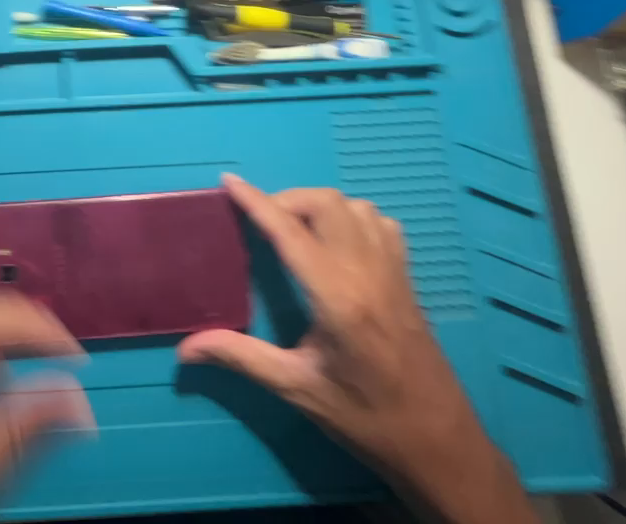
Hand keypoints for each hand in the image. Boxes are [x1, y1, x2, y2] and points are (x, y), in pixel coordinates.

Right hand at [179, 175, 534, 523]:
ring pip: (355, 207)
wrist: (440, 443)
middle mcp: (367, 272)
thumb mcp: (297, 389)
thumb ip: (241, 357)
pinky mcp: (408, 279)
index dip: (256, 202)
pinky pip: (380, 225)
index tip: (229, 182)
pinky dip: (353, 219)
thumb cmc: (366, 418)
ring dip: (320, 207)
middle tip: (260, 221)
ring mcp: (393, 272)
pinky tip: (338, 243)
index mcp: (337, 297)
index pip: (289, 232)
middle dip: (287, 200)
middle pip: (327, 203)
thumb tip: (186, 349)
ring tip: (295, 231)